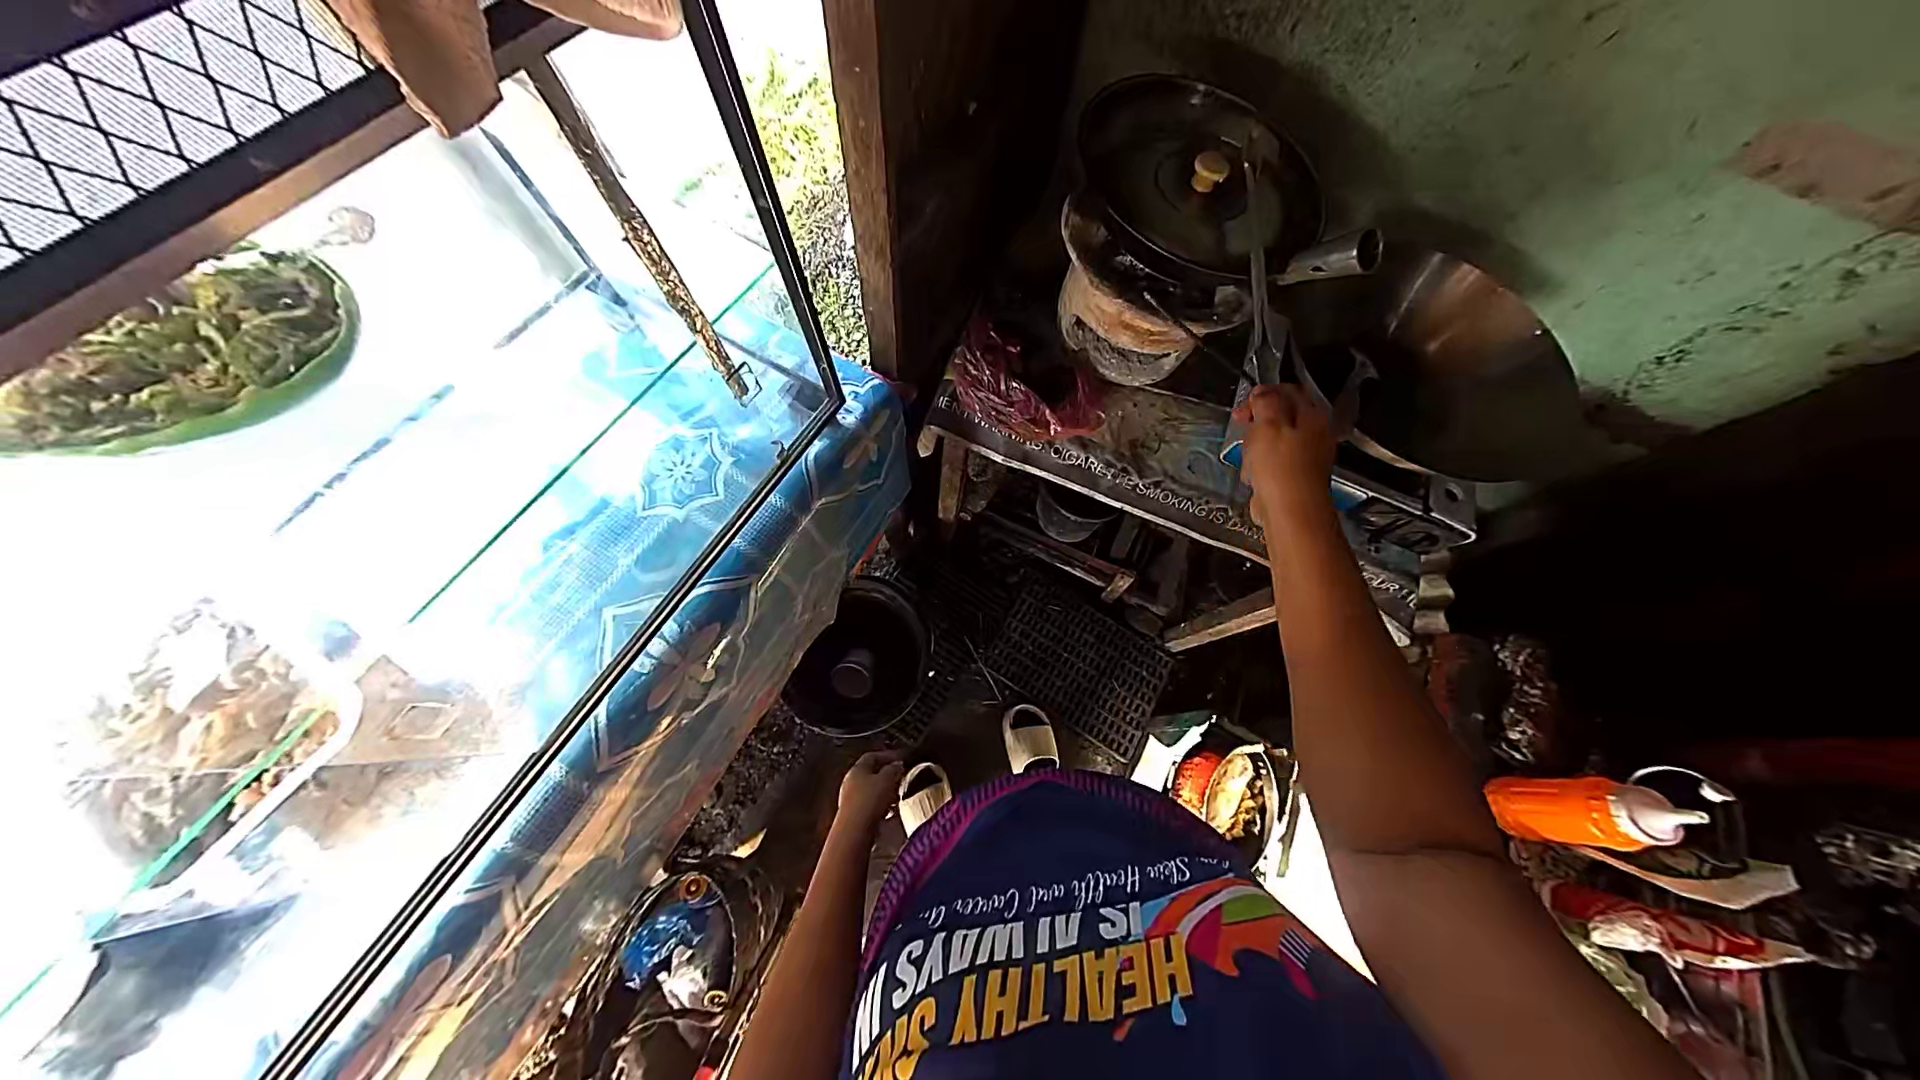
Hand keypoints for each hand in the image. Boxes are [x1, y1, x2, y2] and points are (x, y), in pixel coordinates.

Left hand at [835, 751, 904, 832]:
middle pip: (871, 774)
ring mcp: (851, 800)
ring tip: (898, 796)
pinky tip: (890, 812)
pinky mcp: (855, 816)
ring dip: (886, 792)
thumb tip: (897, 765)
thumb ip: (894, 769)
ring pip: (872, 791)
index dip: (888, 756)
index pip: (873, 756)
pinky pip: (871, 806)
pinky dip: (882, 806)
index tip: (901, 759)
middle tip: (901, 777)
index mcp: (856, 769)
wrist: (856, 831)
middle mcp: (850, 783)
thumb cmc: (869, 801)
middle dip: (888, 776)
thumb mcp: (887, 779)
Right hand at [1234, 383, 1335, 525]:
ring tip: (1247, 454)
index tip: (1245, 403)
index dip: (1265, 393)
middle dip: (1258, 420)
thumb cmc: (1280, 467)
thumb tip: (1261, 392)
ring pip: (1276, 440)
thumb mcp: (1267, 425)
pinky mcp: (1295, 476)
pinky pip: (1274, 462)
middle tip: (1241, 424)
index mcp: (1313, 416)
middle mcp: (1315, 434)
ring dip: (1257, 444)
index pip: (1290, 391)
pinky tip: (1253, 473)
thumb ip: (1265, 402)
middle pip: (1283, 415)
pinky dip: (1261, 464)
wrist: (1290, 510)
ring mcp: (1307, 456)